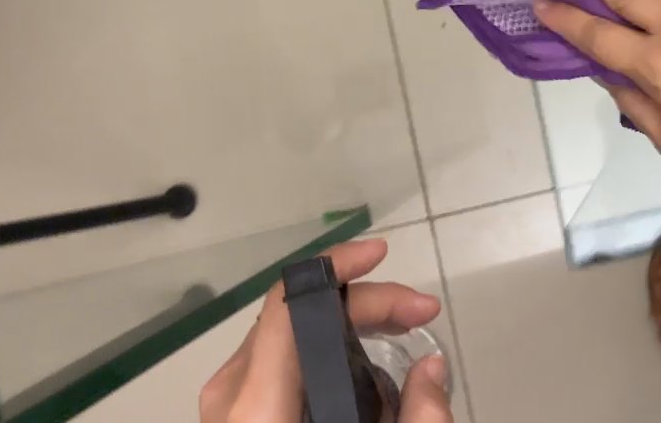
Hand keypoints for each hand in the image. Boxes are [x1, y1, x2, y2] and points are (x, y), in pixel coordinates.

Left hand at [200, 238, 452, 422]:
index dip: (335, 266)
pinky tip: (364, 386)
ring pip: (290, 340)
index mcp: (257, 412)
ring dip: (351, 329)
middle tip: (424, 314)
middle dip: (367, 303)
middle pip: (297, 316)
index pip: (286, 307)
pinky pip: (282, 369)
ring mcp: (227, 415)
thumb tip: (433, 368)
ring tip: (402, 347)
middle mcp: (230, 403)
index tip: (384, 253)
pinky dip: (327, 358)